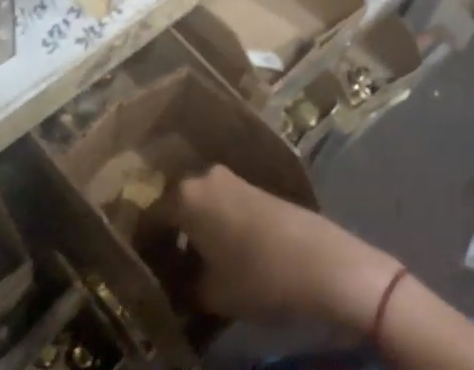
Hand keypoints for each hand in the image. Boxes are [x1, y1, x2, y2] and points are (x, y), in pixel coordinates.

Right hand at [166, 165, 401, 330]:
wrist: (329, 266)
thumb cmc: (260, 278)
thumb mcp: (213, 295)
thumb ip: (183, 291)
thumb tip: (172, 290)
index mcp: (182, 197)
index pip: (148, 221)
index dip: (144, 250)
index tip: (146, 274)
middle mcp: (201, 178)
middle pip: (173, 209)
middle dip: (169, 239)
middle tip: (170, 271)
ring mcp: (232, 180)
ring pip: (199, 206)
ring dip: (194, 234)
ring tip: (198, 267)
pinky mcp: (257, 188)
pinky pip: (222, 206)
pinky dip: (216, 227)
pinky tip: (226, 255)